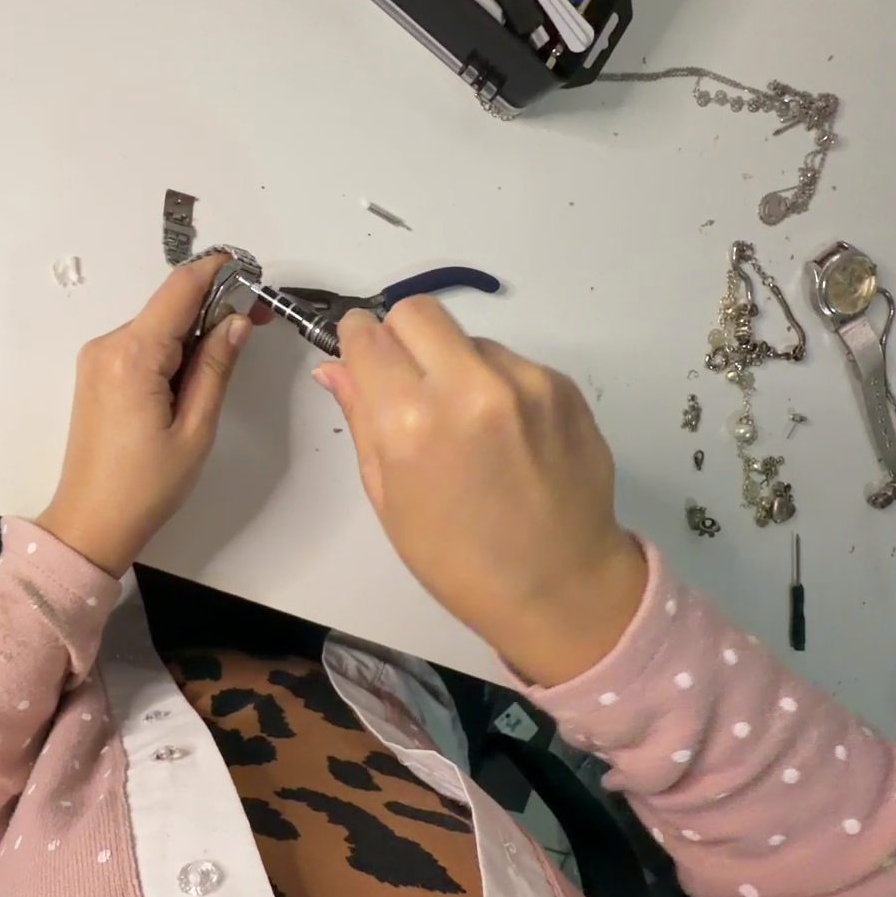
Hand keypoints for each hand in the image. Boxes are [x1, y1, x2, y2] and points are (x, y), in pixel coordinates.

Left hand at [37, 257, 253, 575]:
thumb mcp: (196, 428)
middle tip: (253, 325)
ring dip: (192, 334)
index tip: (251, 276)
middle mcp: (107, 347)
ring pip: (157, 326)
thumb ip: (217, 367)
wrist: (92, 523)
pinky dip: (170, 351)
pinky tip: (189, 380)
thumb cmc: (143, 488)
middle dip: (213, 308)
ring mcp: (97, 360)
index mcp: (132, 356)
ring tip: (221, 367)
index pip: (180, 288)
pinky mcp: (96, 375)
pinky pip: (141, 346)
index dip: (220, 273)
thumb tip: (236, 322)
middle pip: (169, 305)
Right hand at [312, 298, 645, 685]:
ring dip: (450, 363)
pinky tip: (502, 434)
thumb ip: (360, 420)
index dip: (356, 342)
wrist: (558, 586)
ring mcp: (524, 381)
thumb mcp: (388, 496)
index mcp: (411, 422)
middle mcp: (468, 386)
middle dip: (399, 335)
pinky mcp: (562, 386)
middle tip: (406, 382)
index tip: (362, 359)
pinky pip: (509, 361)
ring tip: (464, 425)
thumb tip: (333, 368)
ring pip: (466, 336)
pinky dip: (492, 383)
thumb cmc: (454, 557)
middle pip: (417, 310)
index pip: (368, 335)